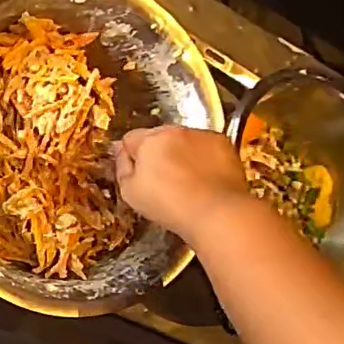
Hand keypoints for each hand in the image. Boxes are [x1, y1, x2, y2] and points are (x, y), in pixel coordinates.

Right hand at [114, 126, 249, 237]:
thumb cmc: (169, 205)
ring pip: (182, 140)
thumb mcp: (130, 193)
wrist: (216, 212)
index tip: (135, 173)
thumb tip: (121, 152)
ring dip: (180, 154)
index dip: (130, 155)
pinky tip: (204, 179)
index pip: (130, 138)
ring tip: (185, 182)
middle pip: (157, 137)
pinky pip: (205, 147)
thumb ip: (121, 167)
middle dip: (156, 153)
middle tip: (161, 181)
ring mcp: (201, 135)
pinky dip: (202, 158)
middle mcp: (174, 131)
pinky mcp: (223, 144)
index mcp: (148, 141)